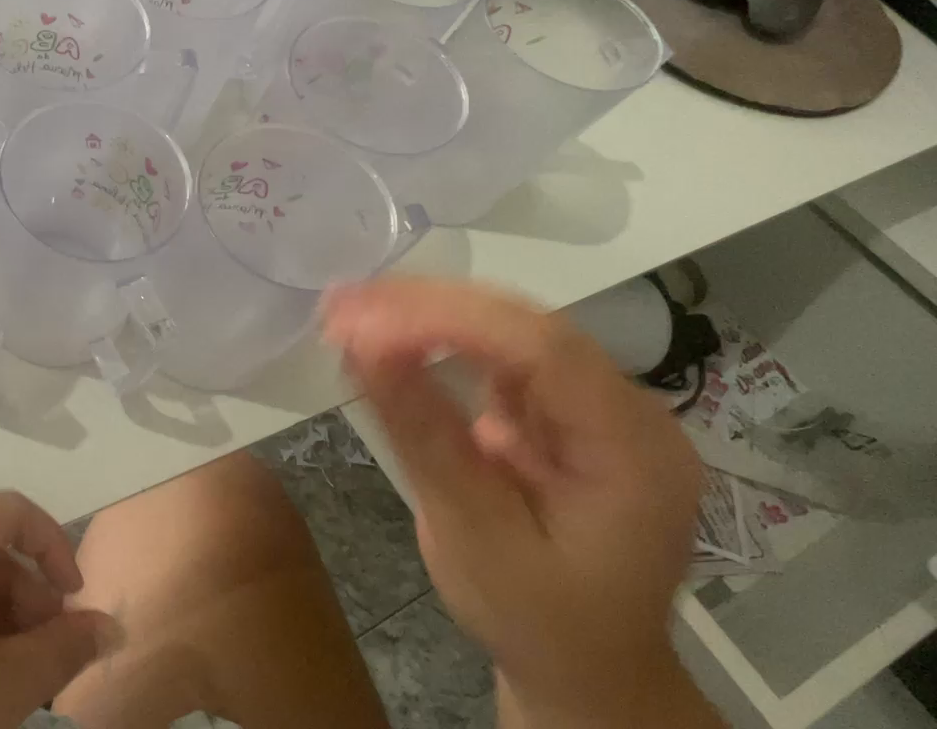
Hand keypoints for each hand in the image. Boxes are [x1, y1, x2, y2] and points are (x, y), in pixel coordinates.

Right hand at [324, 277, 715, 727]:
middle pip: (525, 329)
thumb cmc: (535, 618)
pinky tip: (385, 334)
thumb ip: (423, 434)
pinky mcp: (557, 412)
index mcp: (633, 450)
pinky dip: (434, 341)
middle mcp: (627, 412)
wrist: (584, 669)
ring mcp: (594, 408)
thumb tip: (362, 346)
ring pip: (507, 331)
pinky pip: (496, 357)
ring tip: (347, 309)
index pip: (542, 350)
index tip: (359, 321)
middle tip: (339, 303)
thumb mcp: (472, 533)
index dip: (446, 321)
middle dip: (427, 307)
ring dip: (424, 314)